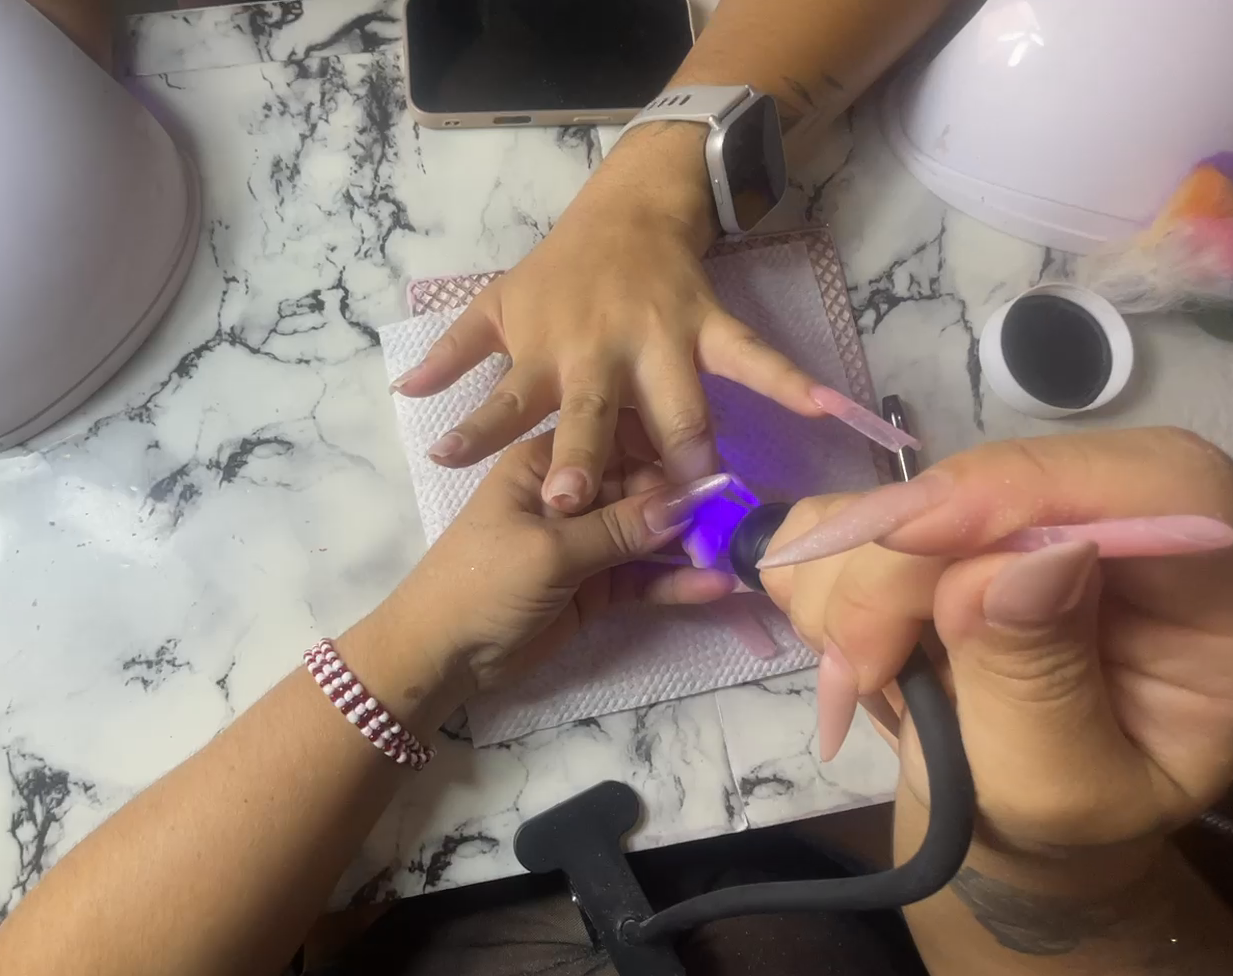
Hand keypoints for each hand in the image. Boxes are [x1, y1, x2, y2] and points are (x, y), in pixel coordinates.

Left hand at [375, 432, 739, 699]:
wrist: (442, 652)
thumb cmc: (482, 581)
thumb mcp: (549, 549)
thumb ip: (620, 527)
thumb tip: (694, 498)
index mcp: (547, 465)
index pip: (618, 443)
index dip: (666, 455)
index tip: (716, 471)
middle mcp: (571, 495)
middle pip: (641, 490)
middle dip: (686, 507)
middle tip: (737, 524)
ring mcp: (584, 543)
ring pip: (647, 537)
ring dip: (688, 548)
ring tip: (739, 556)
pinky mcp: (594, 586)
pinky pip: (641, 578)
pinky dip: (672, 583)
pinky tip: (713, 588)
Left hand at [390, 125, 822, 509]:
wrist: (628, 210)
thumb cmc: (556, 276)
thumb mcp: (494, 308)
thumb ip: (453, 354)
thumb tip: (404, 391)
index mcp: (545, 354)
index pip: (503, 400)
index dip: (474, 429)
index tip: (445, 460)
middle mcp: (599, 353)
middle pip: (591, 416)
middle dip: (586, 460)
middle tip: (574, 507)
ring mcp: (659, 341)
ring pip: (678, 405)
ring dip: (689, 450)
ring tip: (701, 502)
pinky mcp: (709, 327)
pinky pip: (753, 360)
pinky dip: (790, 381)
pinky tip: (828, 409)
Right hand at [757, 429, 1232, 854]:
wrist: (995, 814)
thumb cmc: (1047, 824)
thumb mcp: (1054, 789)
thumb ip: (1037, 682)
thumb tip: (1015, 564)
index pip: (1161, 487)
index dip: (1025, 491)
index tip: (907, 539)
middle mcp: (1135, 538)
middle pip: (1000, 484)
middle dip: (894, 570)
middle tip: (852, 663)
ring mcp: (1022, 522)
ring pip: (903, 497)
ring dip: (847, 588)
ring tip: (858, 674)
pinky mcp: (939, 522)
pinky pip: (846, 512)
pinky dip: (818, 576)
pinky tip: (843, 638)